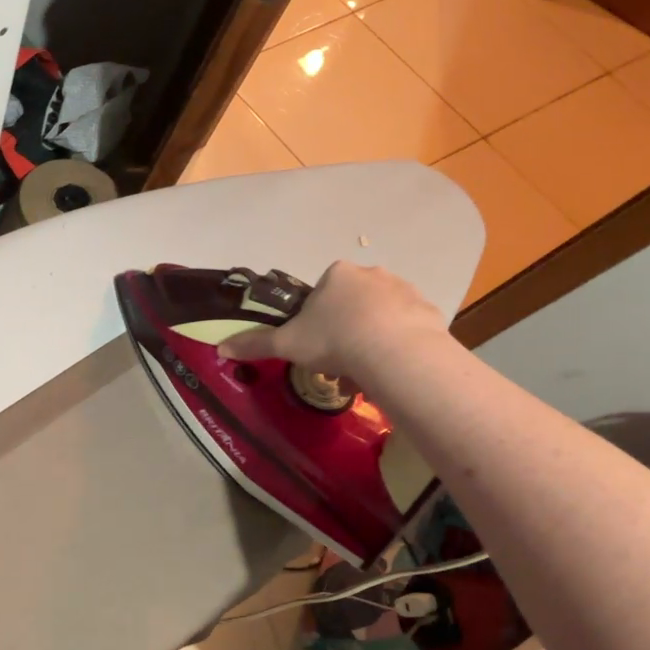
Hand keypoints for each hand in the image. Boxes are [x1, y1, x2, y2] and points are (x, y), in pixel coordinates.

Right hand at [217, 261, 448, 381]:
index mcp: (337, 274)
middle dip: (342, 332)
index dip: (314, 320)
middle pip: (350, 305)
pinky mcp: (428, 311)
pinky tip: (385, 372)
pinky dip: (393, 348)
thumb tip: (221, 348)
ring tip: (360, 375)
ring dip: (367, 342)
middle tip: (335, 362)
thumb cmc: (334, 339)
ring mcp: (404, 290)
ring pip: (377, 318)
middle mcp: (372, 274)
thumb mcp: (287, 344)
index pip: (321, 292)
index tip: (313, 343)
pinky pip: (404, 330)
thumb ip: (255, 343)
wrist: (394, 352)